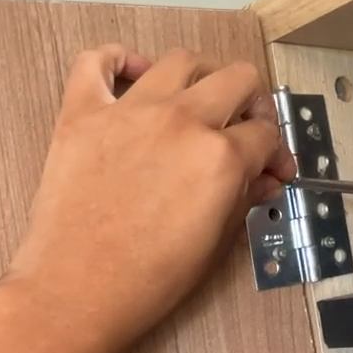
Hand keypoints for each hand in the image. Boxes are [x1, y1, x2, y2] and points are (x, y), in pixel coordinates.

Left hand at [2, 46, 294, 352]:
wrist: (77, 291)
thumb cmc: (149, 281)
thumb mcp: (215, 243)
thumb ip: (243, 198)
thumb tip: (261, 179)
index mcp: (220, 157)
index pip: (265, 134)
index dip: (276, 153)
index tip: (272, 170)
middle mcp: (181, 121)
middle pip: (238, 80)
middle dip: (253, 104)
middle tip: (246, 130)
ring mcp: (129, 111)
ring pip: (180, 61)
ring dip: (201, 78)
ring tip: (198, 102)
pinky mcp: (82, 114)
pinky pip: (97, 61)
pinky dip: (119, 61)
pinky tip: (134, 77)